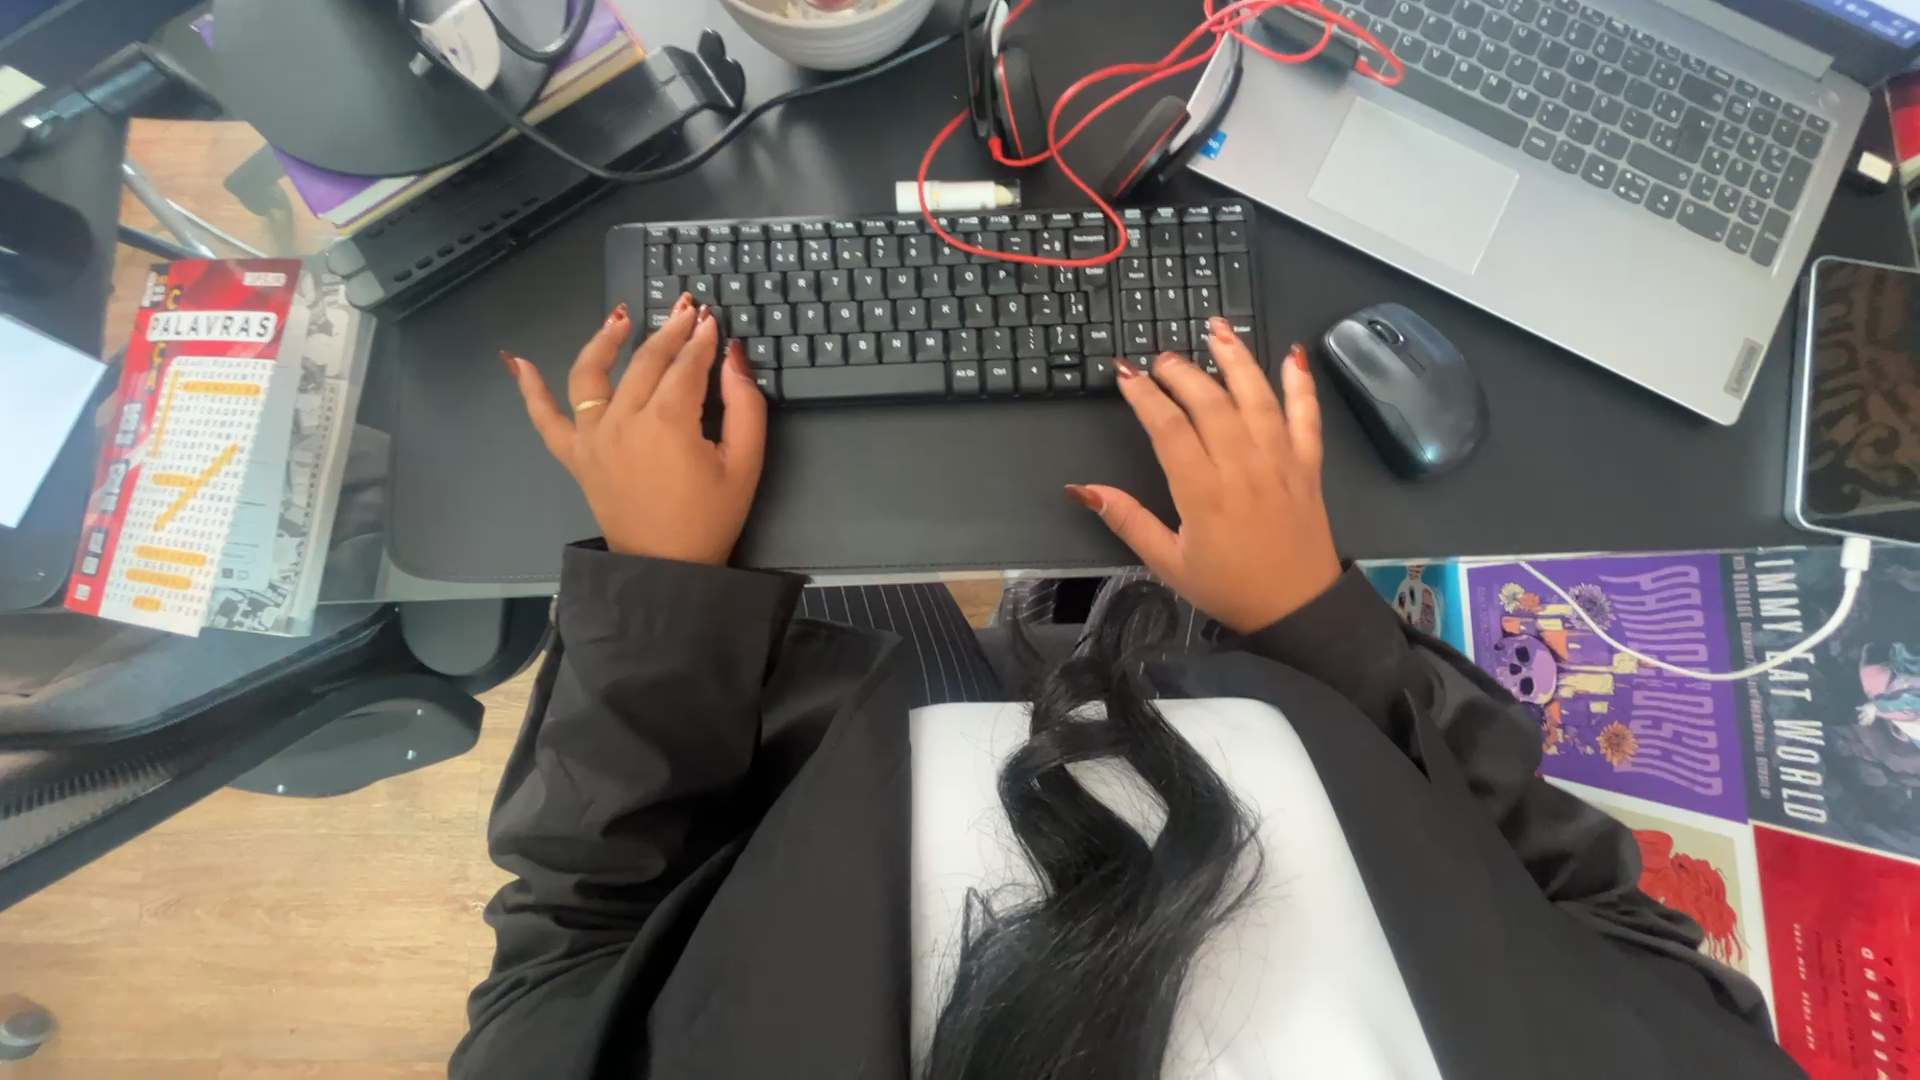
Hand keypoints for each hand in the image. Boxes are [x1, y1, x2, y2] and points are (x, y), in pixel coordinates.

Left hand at [502, 296, 766, 564]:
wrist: (669, 568)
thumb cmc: (712, 518)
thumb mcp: (746, 463)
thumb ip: (746, 406)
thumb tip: (734, 357)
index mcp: (669, 422)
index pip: (687, 364)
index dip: (702, 339)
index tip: (711, 319)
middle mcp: (623, 419)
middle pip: (646, 362)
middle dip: (669, 331)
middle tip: (685, 308)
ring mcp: (592, 437)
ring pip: (591, 374)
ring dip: (605, 340)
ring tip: (621, 318)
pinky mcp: (575, 456)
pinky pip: (546, 419)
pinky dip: (530, 390)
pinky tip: (518, 362)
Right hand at [1067, 317, 1340, 633]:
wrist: (1297, 608)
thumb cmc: (1227, 587)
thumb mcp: (1166, 562)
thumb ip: (1126, 519)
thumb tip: (1083, 490)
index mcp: (1204, 493)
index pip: (1169, 428)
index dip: (1144, 396)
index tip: (1125, 374)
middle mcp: (1243, 467)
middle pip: (1210, 402)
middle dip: (1181, 372)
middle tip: (1160, 357)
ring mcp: (1280, 462)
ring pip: (1256, 397)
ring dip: (1236, 359)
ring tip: (1216, 330)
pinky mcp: (1307, 465)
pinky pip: (1306, 416)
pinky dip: (1300, 384)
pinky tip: (1291, 356)